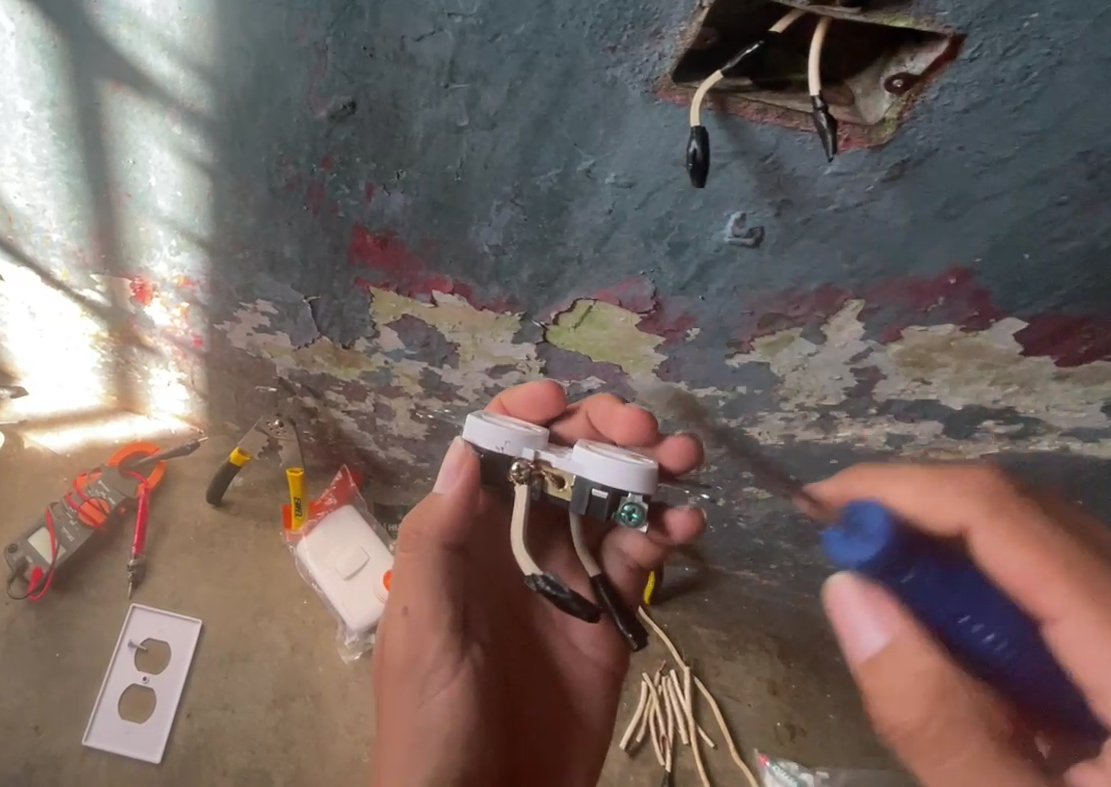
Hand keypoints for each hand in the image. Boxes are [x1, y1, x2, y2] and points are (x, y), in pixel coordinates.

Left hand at [370, 381, 706, 785]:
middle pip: (560, 462)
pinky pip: (636, 557)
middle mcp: (515, 538)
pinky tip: (688, 525)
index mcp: (465, 528)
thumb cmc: (431, 711)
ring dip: (644, 470)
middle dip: (598, 432)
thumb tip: (465, 448)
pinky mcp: (607, 615)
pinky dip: (664, 530)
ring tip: (680, 459)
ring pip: (607, 499)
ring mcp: (564, 573)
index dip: (525, 414)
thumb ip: (437, 535)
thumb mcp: (422, 620)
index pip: (495, 450)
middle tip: (641, 427)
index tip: (563, 399)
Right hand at [814, 463, 1110, 786]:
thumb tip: (847, 590)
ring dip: (965, 561)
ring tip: (919, 626)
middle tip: (851, 567)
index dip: (893, 490)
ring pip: (1059, 540)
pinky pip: (1097, 580)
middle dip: (919, 521)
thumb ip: (936, 720)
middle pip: (1028, 512)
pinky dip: (1019, 594)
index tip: (815, 508)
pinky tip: (1001, 661)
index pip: (1001, 512)